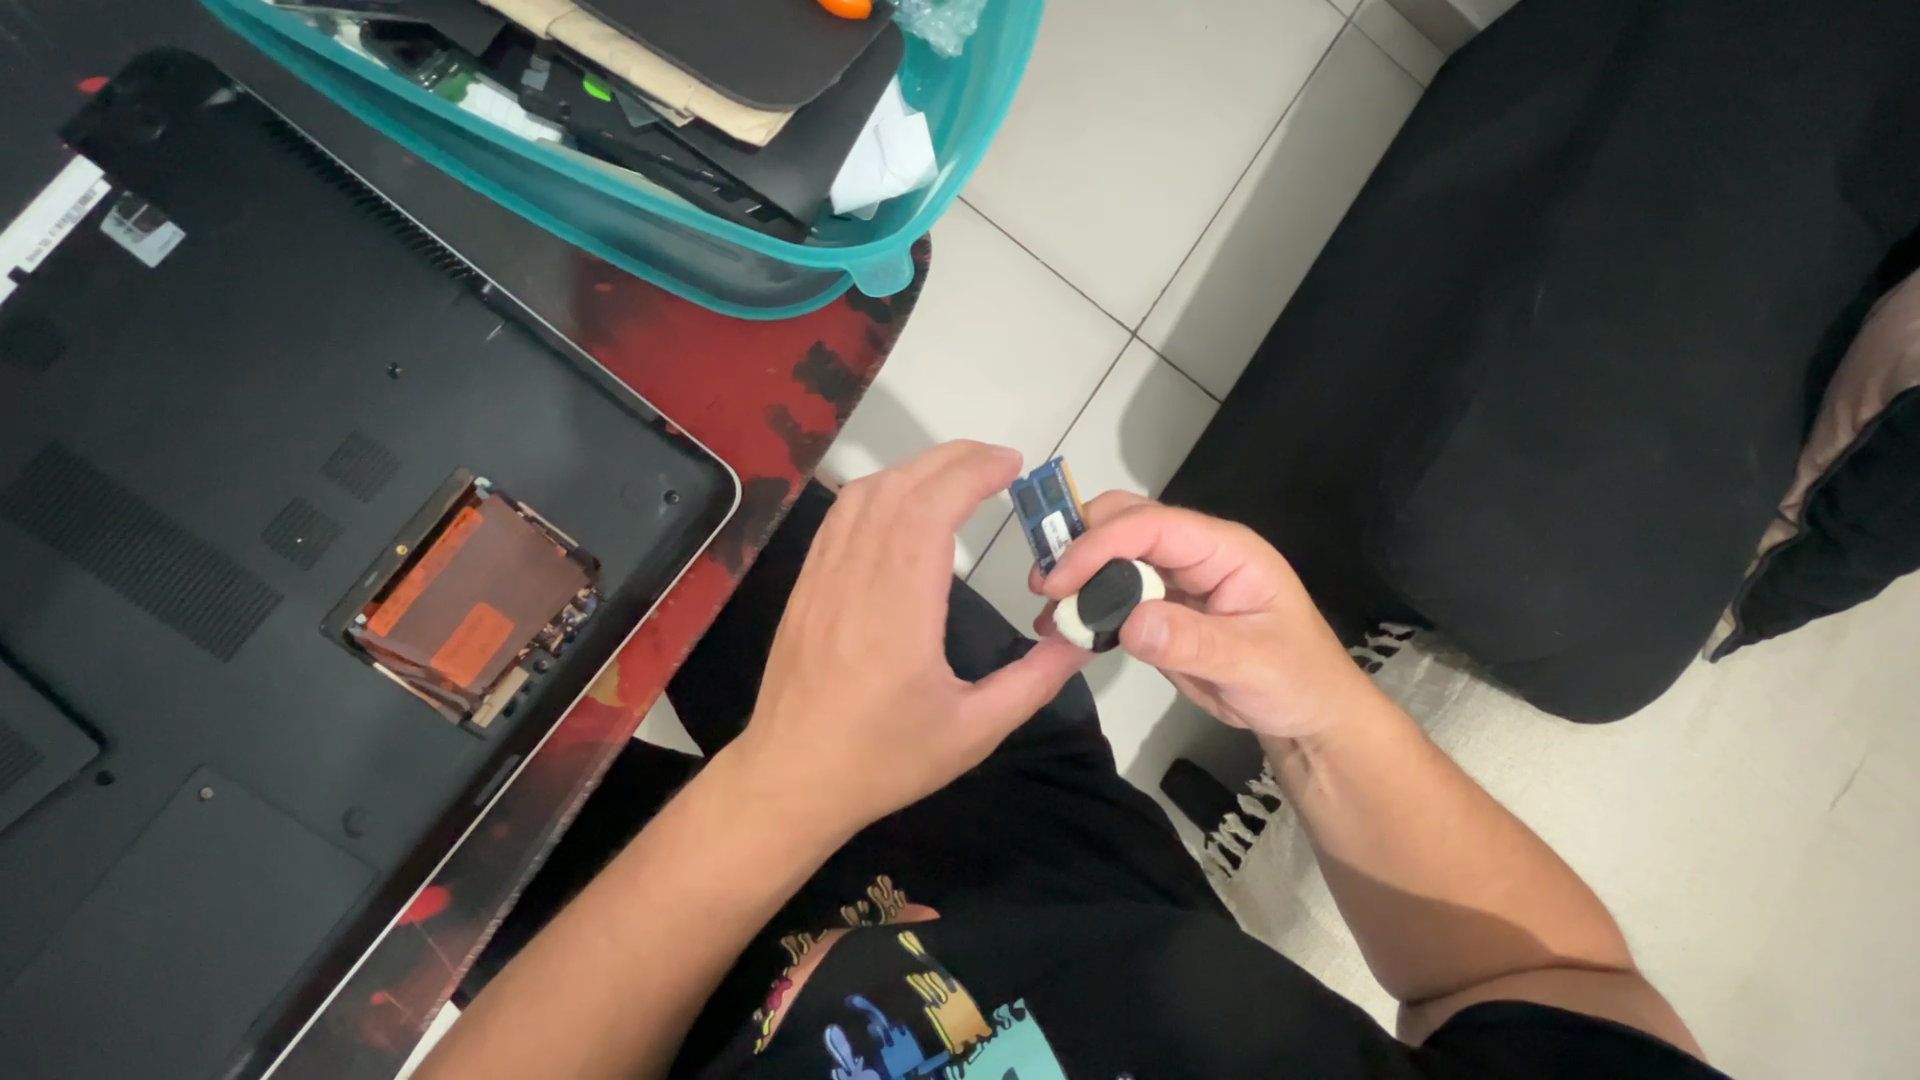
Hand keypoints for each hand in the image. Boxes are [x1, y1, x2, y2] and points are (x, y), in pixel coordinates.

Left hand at [729, 441, 1089, 837]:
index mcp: (898, 610)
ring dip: (914, 470)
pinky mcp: (805, 587)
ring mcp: (822, 579)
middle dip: (952, 460)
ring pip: (864, 496)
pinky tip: (903, 503)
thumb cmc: (883, 760)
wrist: (790, 780)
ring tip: (959, 475)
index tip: (1013, 465)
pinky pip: (840, 518)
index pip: (930, 511)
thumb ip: (1032, 682)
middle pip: (899, 489)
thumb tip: (1079, 640)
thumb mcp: (972, 732)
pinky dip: (878, 492)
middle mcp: (854, 580)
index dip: (972, 474)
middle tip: (1000, 462)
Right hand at [1034, 493, 1375, 739]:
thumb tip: (1132, 623)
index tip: (1060, 581)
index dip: (1101, 545)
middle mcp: (1194, 552)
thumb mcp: (1254, 665)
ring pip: (1111, 553)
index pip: (1153, 526)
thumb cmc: (1297, 682)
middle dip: (1078, 545)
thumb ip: (1194, 642)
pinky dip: (1082, 605)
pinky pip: (1111, 592)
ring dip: (1074, 575)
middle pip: (1125, 522)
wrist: (1305, 715)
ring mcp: (1173, 577)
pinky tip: (1060, 630)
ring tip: (1046, 612)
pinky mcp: (1157, 606)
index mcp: (1224, 550)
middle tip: (1044, 588)